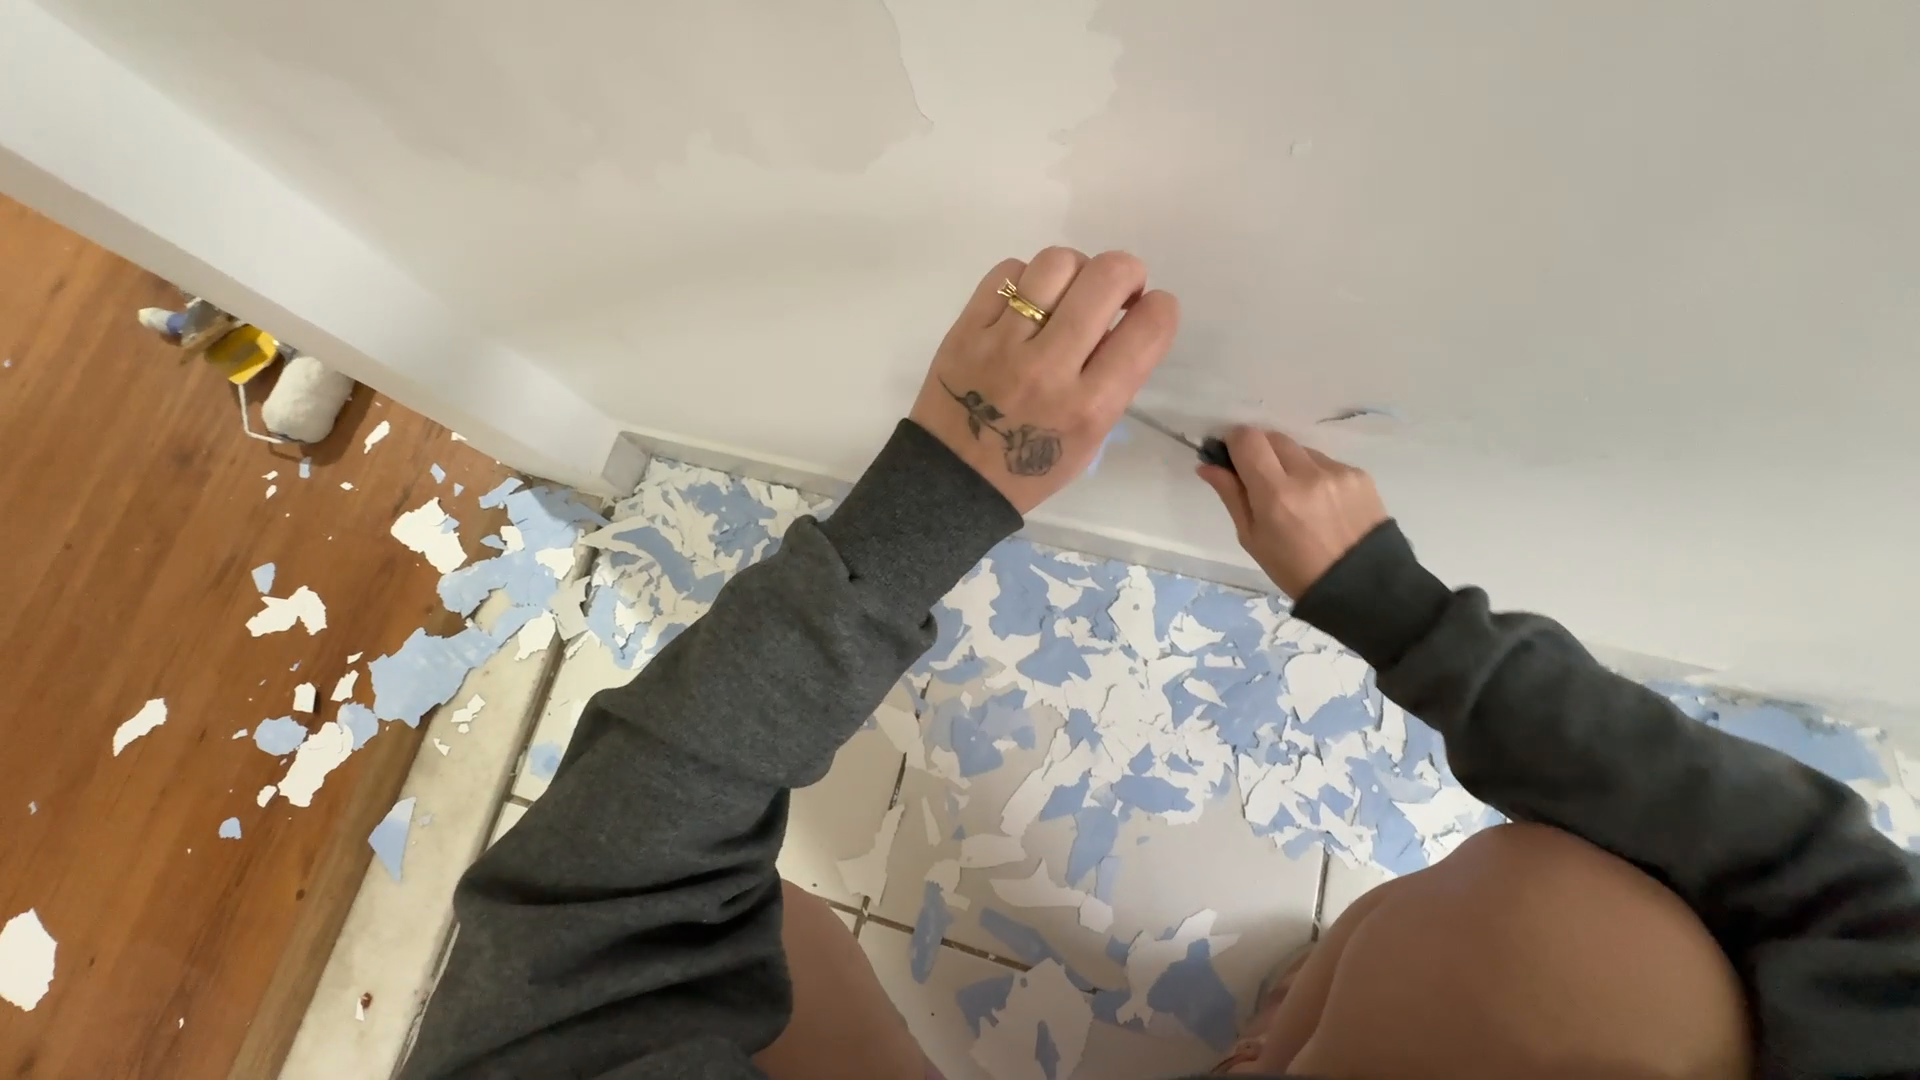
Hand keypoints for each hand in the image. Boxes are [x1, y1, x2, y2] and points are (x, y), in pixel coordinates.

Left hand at [908, 248, 1178, 514]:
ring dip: (1075, 271)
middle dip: (1125, 273)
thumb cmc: (1030, 467)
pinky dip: (1026, 278)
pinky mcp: (966, 330)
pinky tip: (1026, 303)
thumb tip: (1119, 322)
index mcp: (1090, 407)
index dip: (1161, 307)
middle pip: (1106, 277)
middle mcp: (1050, 369)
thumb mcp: (1090, 440)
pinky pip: (1006, 272)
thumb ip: (1112, 382)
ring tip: (1067, 294)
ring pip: (1056, 263)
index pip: (1149, 327)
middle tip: (1113, 292)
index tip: (1147, 311)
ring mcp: (1003, 345)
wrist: (953, 480)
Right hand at [1198, 427, 1388, 598]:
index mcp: (1275, 494)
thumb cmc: (1294, 569)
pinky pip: (1326, 463)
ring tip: (1296, 499)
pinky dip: (1315, 476)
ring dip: (1289, 464)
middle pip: (1273, 437)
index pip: (1248, 439)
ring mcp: (1337, 472)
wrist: (1361, 586)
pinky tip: (1322, 504)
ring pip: (1300, 450)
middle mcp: (1307, 474)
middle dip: (1260, 452)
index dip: (1234, 443)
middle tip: (1259, 480)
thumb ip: (1231, 495)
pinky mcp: (1360, 475)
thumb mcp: (1252, 538)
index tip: (1231, 458)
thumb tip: (1208, 465)